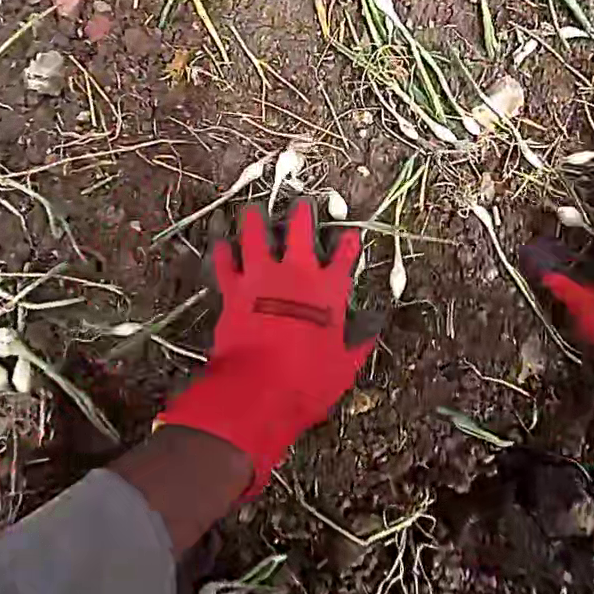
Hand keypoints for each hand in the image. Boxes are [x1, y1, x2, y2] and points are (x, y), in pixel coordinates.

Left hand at [159, 200, 370, 491]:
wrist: (257, 389)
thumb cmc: (306, 380)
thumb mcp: (343, 366)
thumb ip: (358, 343)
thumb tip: (373, 329)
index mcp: (328, 290)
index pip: (344, 258)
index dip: (348, 245)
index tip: (350, 235)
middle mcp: (296, 275)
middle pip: (300, 233)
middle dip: (303, 215)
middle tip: (302, 204)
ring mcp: (263, 278)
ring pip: (257, 237)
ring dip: (255, 221)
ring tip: (253, 209)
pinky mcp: (235, 290)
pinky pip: (226, 264)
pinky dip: (223, 253)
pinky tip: (221, 242)